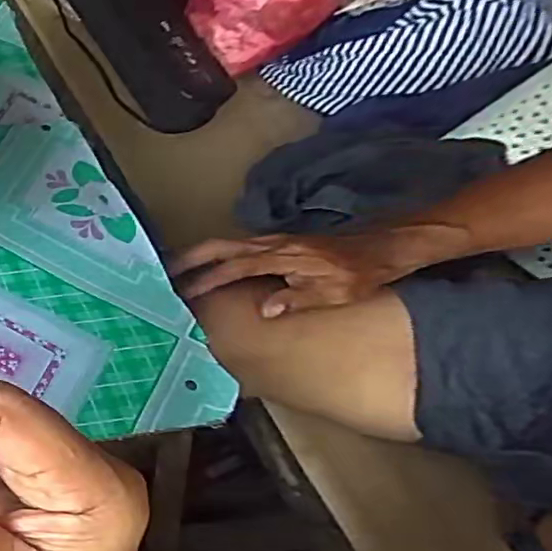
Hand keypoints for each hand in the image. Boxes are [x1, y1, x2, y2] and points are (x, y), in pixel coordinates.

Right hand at [169, 227, 450, 315]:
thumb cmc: (364, 272)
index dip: (206, 282)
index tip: (182, 295)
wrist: (390, 244)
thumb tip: (264, 309)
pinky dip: (214, 254)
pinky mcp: (277, 243)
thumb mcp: (338, 292)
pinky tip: (207, 264)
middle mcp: (271, 245)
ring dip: (197, 255)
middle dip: (187, 259)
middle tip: (161, 272)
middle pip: (218, 247)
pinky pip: (236, 246)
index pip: (232, 269)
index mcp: (281, 257)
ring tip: (174, 269)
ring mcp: (273, 241)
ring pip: (225, 244)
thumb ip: (299, 299)